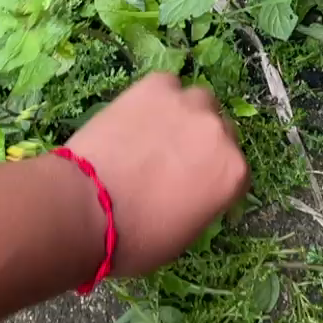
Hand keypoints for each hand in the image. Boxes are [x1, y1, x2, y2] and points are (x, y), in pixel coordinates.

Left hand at [60, 72, 249, 276]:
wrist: (85, 205)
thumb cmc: (135, 237)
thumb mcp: (184, 233)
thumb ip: (204, 200)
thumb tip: (196, 187)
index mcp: (233, 173)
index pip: (236, 171)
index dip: (215, 180)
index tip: (196, 187)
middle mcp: (219, 132)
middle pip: (221, 131)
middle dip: (203, 145)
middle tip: (175, 160)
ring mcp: (189, 104)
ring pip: (199, 102)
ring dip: (187, 115)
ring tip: (158, 132)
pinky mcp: (157, 85)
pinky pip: (168, 86)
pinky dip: (158, 98)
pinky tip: (139, 116)